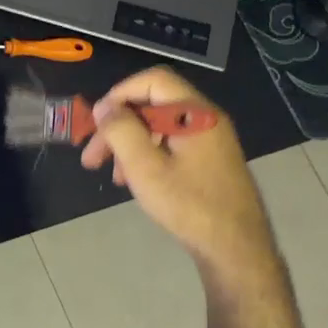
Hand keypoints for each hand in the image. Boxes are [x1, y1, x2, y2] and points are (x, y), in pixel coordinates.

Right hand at [78, 66, 278, 278]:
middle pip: (152, 105)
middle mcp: (205, 120)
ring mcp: (209, 141)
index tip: (97, 121)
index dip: (120, 93)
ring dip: (127, 144)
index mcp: (195, 114)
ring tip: (111, 175)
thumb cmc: (188, 204)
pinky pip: (169, 144)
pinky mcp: (208, 160)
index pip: (154, 80)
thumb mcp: (144, 167)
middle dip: (117, 126)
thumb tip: (104, 107)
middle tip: (91, 156)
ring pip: (157, 127)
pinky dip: (145, 155)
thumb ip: (121, 130)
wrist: (235, 248)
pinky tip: (133, 180)